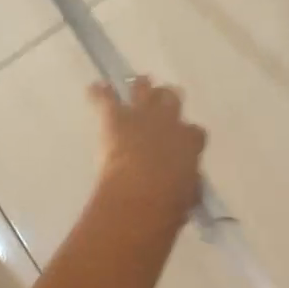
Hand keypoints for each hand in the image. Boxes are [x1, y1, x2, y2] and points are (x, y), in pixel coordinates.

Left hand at [90, 77, 206, 224]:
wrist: (143, 193)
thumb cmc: (169, 202)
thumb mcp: (187, 197)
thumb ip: (188, 187)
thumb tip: (188, 186)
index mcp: (189, 143)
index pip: (195, 134)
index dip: (188, 137)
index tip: (183, 143)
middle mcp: (169, 122)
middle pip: (172, 99)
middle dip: (167, 100)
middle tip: (162, 103)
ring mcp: (142, 115)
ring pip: (143, 89)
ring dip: (140, 88)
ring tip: (136, 85)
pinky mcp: (116, 117)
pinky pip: (105, 97)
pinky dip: (99, 93)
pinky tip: (93, 89)